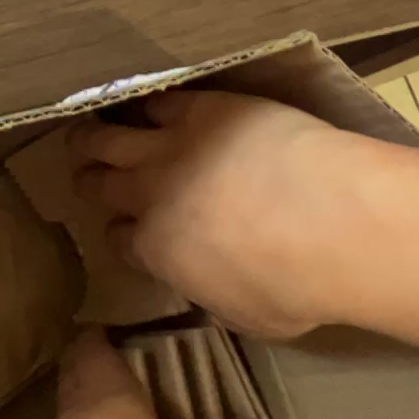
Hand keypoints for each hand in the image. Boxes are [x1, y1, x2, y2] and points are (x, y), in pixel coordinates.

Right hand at [69, 90, 357, 338]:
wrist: (334, 223)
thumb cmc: (298, 287)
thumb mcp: (244, 315)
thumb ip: (210, 292)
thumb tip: (207, 284)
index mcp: (155, 249)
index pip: (117, 239)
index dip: (121, 233)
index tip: (130, 231)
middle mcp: (149, 195)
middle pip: (99, 184)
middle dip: (89, 181)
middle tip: (87, 175)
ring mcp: (171, 149)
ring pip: (107, 138)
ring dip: (91, 139)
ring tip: (85, 136)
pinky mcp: (203, 111)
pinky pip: (160, 103)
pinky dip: (152, 108)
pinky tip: (155, 108)